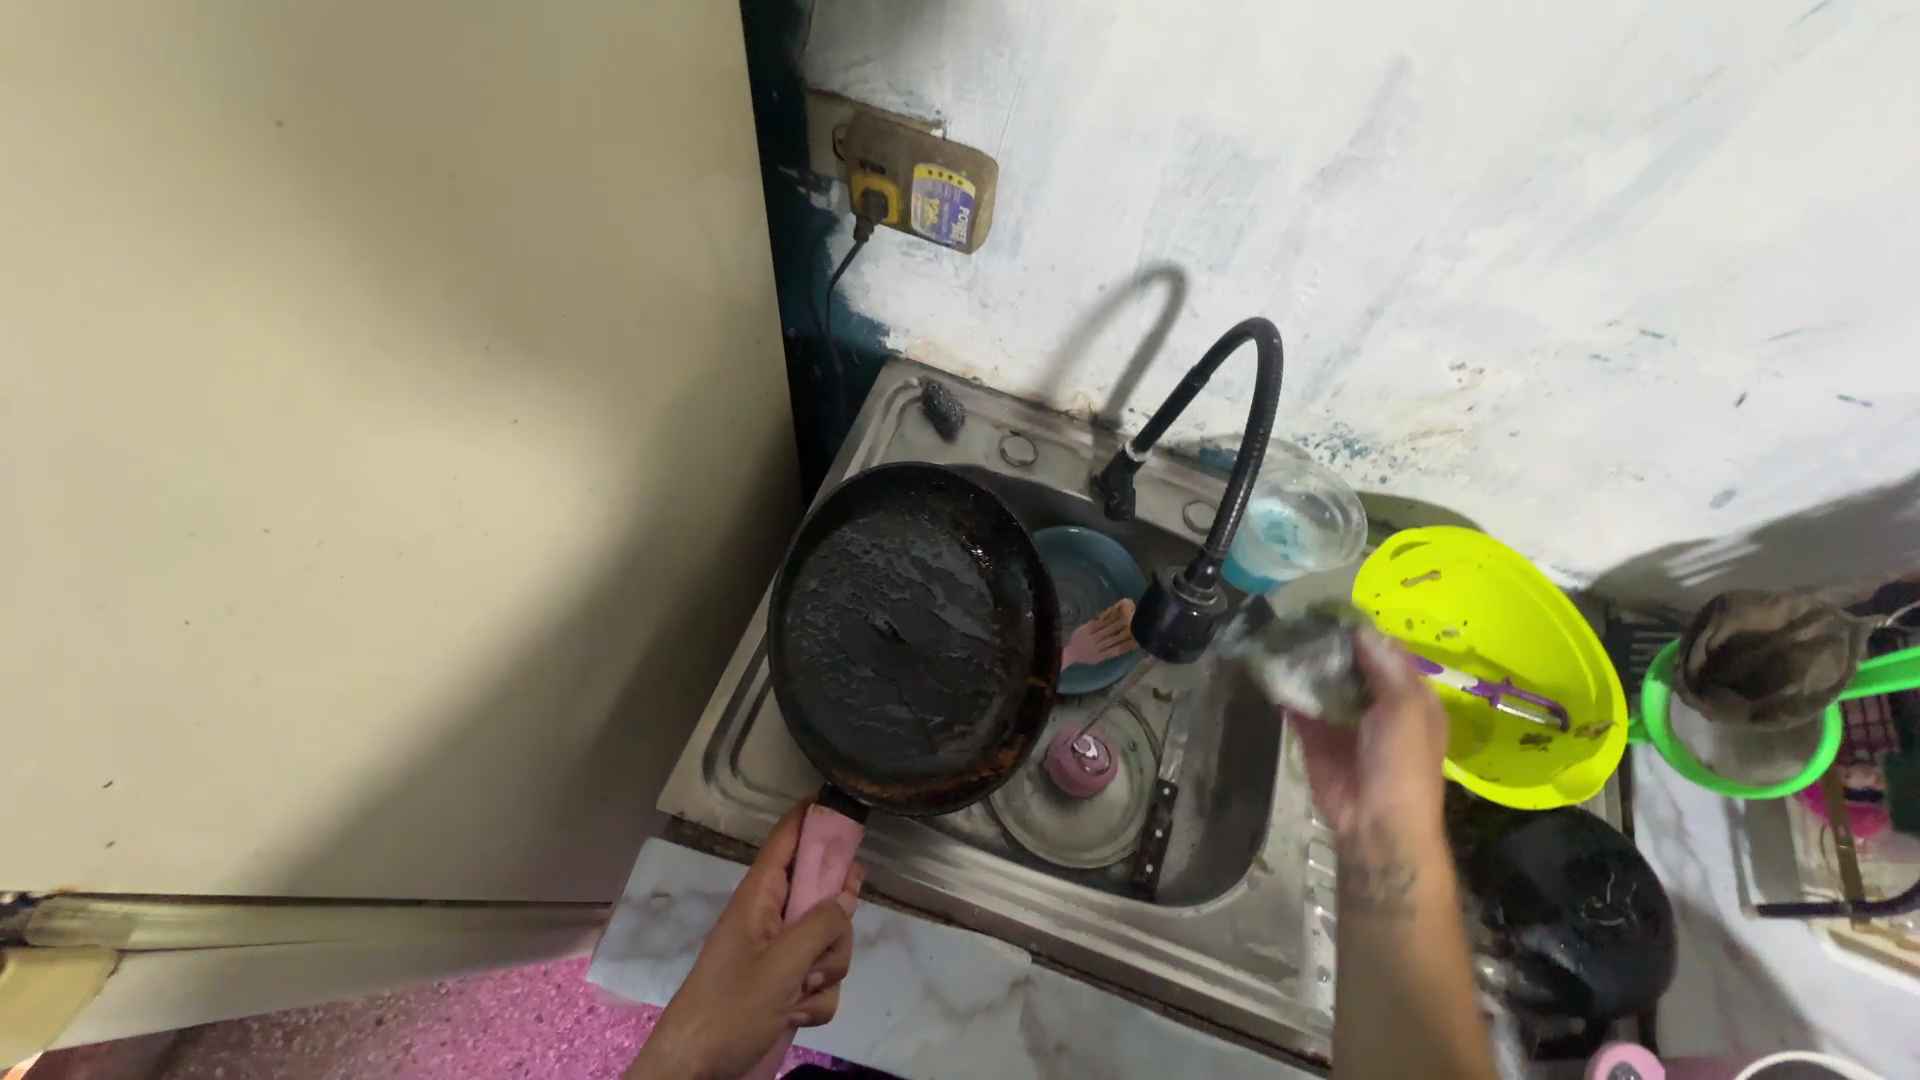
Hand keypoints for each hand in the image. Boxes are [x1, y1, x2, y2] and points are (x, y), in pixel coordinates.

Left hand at [628, 799, 864, 1079]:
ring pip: (830, 940)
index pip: (786, 841)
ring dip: (826, 969)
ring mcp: (782, 955)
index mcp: (759, 898)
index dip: (809, 817)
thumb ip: (820, 926)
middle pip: (823, 895)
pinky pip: (824, 979)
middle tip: (826, 941)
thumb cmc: (729, 1008)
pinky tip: (796, 1013)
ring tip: (800, 992)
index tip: (838, 798)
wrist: (697, 1074)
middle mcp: (773, 919)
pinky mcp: (789, 989)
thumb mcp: (781, 965)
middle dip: (834, 923)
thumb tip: (846, 897)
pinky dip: (817, 1000)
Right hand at [1292, 629, 1448, 841]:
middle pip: (1349, 664)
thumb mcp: (1405, 711)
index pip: (1385, 653)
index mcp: (1409, 697)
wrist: (1375, 823)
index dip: (1361, 632)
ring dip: (1304, 663)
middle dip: (1325, 644)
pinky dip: (1285, 688)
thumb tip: (1362, 630)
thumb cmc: (1402, 766)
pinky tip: (1268, 667)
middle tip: (1296, 620)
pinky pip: (1299, 705)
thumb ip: (1385, 670)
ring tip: (1277, 635)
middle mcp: (1376, 703)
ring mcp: (1343, 719)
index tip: (1331, 611)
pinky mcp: (1315, 735)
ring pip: (1322, 682)